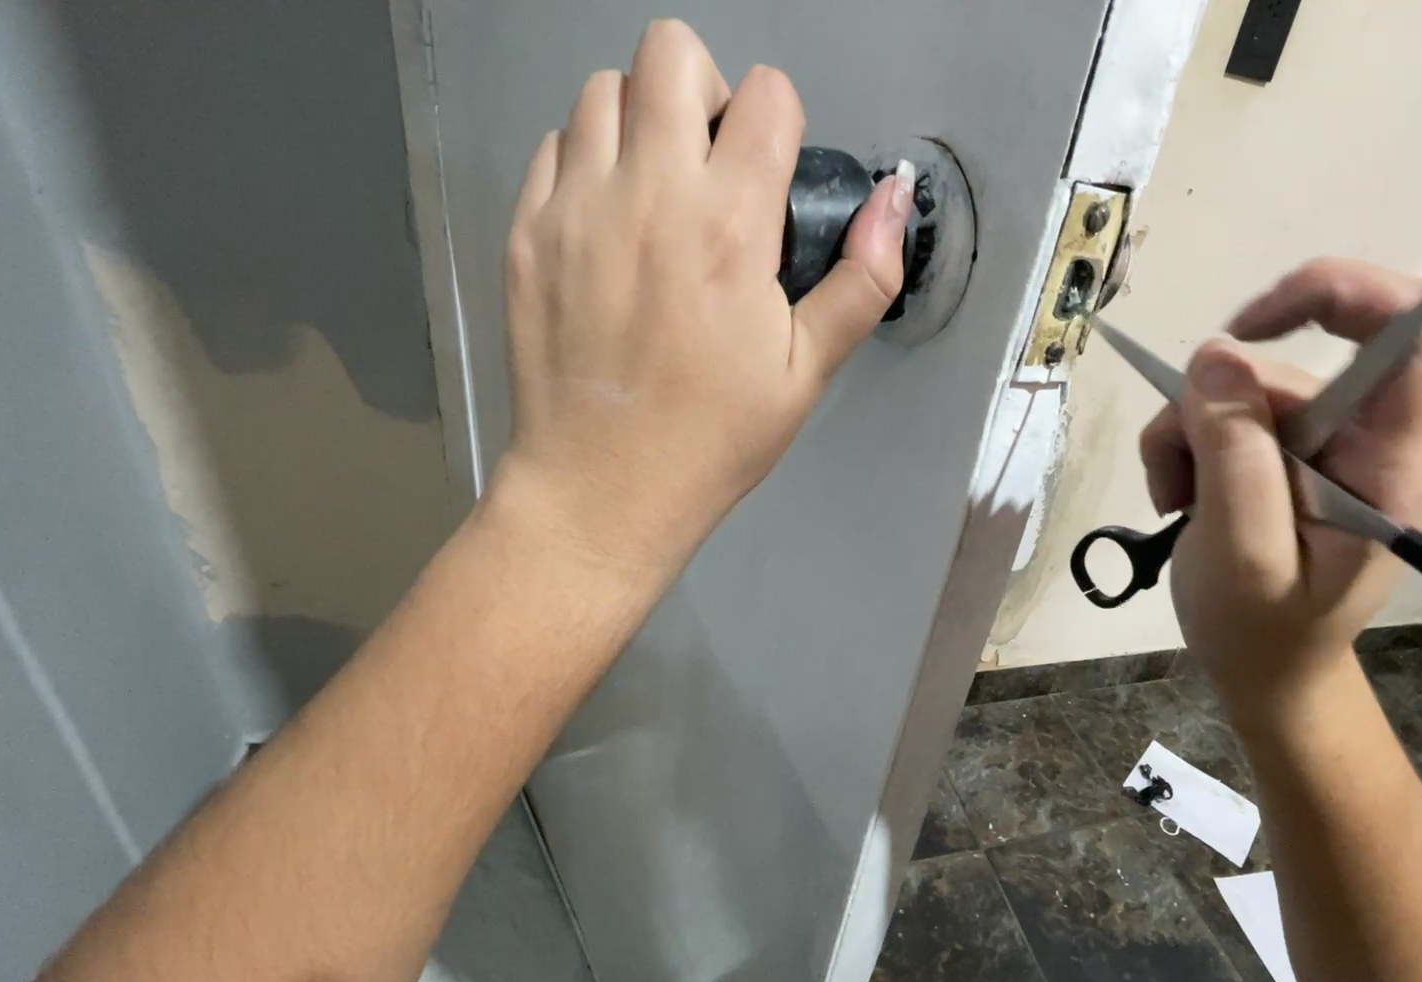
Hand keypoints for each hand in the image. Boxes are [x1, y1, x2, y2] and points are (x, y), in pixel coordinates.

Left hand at [488, 20, 911, 569]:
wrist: (601, 489)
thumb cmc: (715, 438)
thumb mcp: (807, 371)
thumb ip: (861, 280)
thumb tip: (894, 199)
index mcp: (729, 228)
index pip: (767, 95)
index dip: (783, 124)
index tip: (775, 177)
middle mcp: (647, 194)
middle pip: (670, 52)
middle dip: (706, 91)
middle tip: (714, 165)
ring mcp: (575, 207)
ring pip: (604, 90)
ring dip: (644, 121)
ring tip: (660, 194)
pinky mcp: (526, 231)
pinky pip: (556, 146)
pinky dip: (590, 160)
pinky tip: (610, 224)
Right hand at [1139, 258, 1421, 710]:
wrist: (1268, 674)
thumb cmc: (1262, 633)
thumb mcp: (1240, 551)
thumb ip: (1233, 452)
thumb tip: (1215, 358)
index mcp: (1394, 465)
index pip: (1411, 330)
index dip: (1337, 295)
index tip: (1247, 328)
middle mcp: (1374, 441)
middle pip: (1290, 370)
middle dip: (1210, 412)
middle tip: (1174, 480)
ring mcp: (1332, 446)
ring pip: (1244, 392)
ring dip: (1188, 438)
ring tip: (1177, 503)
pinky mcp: (1295, 454)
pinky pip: (1230, 415)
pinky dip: (1189, 447)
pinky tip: (1182, 497)